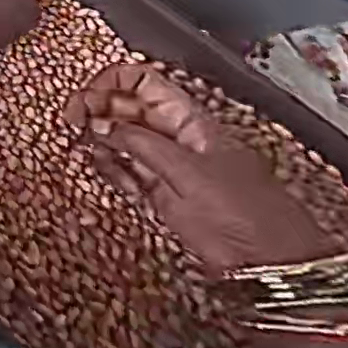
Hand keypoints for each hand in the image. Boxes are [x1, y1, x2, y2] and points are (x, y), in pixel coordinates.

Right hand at [64, 64, 338, 272]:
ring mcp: (163, 162)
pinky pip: (120, 167)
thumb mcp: (186, 170)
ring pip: (116, 136)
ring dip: (97, 138)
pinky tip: (107, 170)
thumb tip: (98, 124)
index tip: (87, 97)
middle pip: (122, 105)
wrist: (271, 267)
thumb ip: (137, 142)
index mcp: (185, 118)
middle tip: (75, 122)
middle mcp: (171, 134)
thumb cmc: (246, 214)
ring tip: (88, 147)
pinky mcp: (156, 190)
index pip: (139, 81)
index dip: (109, 82)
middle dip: (95, 109)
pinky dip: (107, 166)